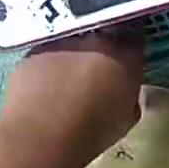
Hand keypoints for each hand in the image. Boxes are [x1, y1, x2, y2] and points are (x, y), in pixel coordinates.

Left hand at [0, 29, 144, 167]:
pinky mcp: (33, 50)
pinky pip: (47, 54)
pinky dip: (48, 66)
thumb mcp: (127, 117)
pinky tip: (45, 87)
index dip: (130, 42)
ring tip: (68, 80)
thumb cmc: (93, 132)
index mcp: (125, 54)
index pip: (134, 34)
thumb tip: (123, 87)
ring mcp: (62, 41)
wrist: (42, 135)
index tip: (127, 53)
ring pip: (73, 41)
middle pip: (102, 32)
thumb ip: (129, 93)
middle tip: (98, 68)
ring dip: (74, 54)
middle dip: (102, 46)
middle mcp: (95, 38)